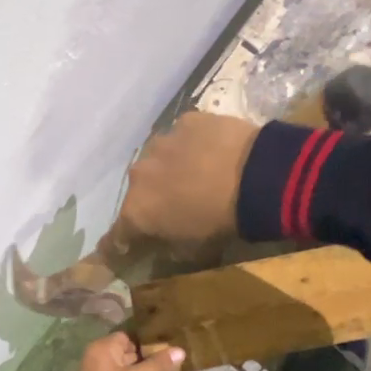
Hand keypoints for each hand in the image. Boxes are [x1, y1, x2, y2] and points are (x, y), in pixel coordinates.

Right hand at [117, 112, 259, 246]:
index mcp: (136, 211)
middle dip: (152, 199)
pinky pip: (183, 137)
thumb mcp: (193, 249)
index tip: (122, 249)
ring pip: (159, 160)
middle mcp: (139, 174)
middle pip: (139, 192)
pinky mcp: (187, 120)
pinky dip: (192, 146)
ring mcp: (162, 142)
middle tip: (174, 206)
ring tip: (195, 175)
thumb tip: (164, 243)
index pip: (115, 236)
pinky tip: (211, 152)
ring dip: (170, 169)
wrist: (255, 177)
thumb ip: (168, 245)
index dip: (117, 246)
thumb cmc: (220, 222)